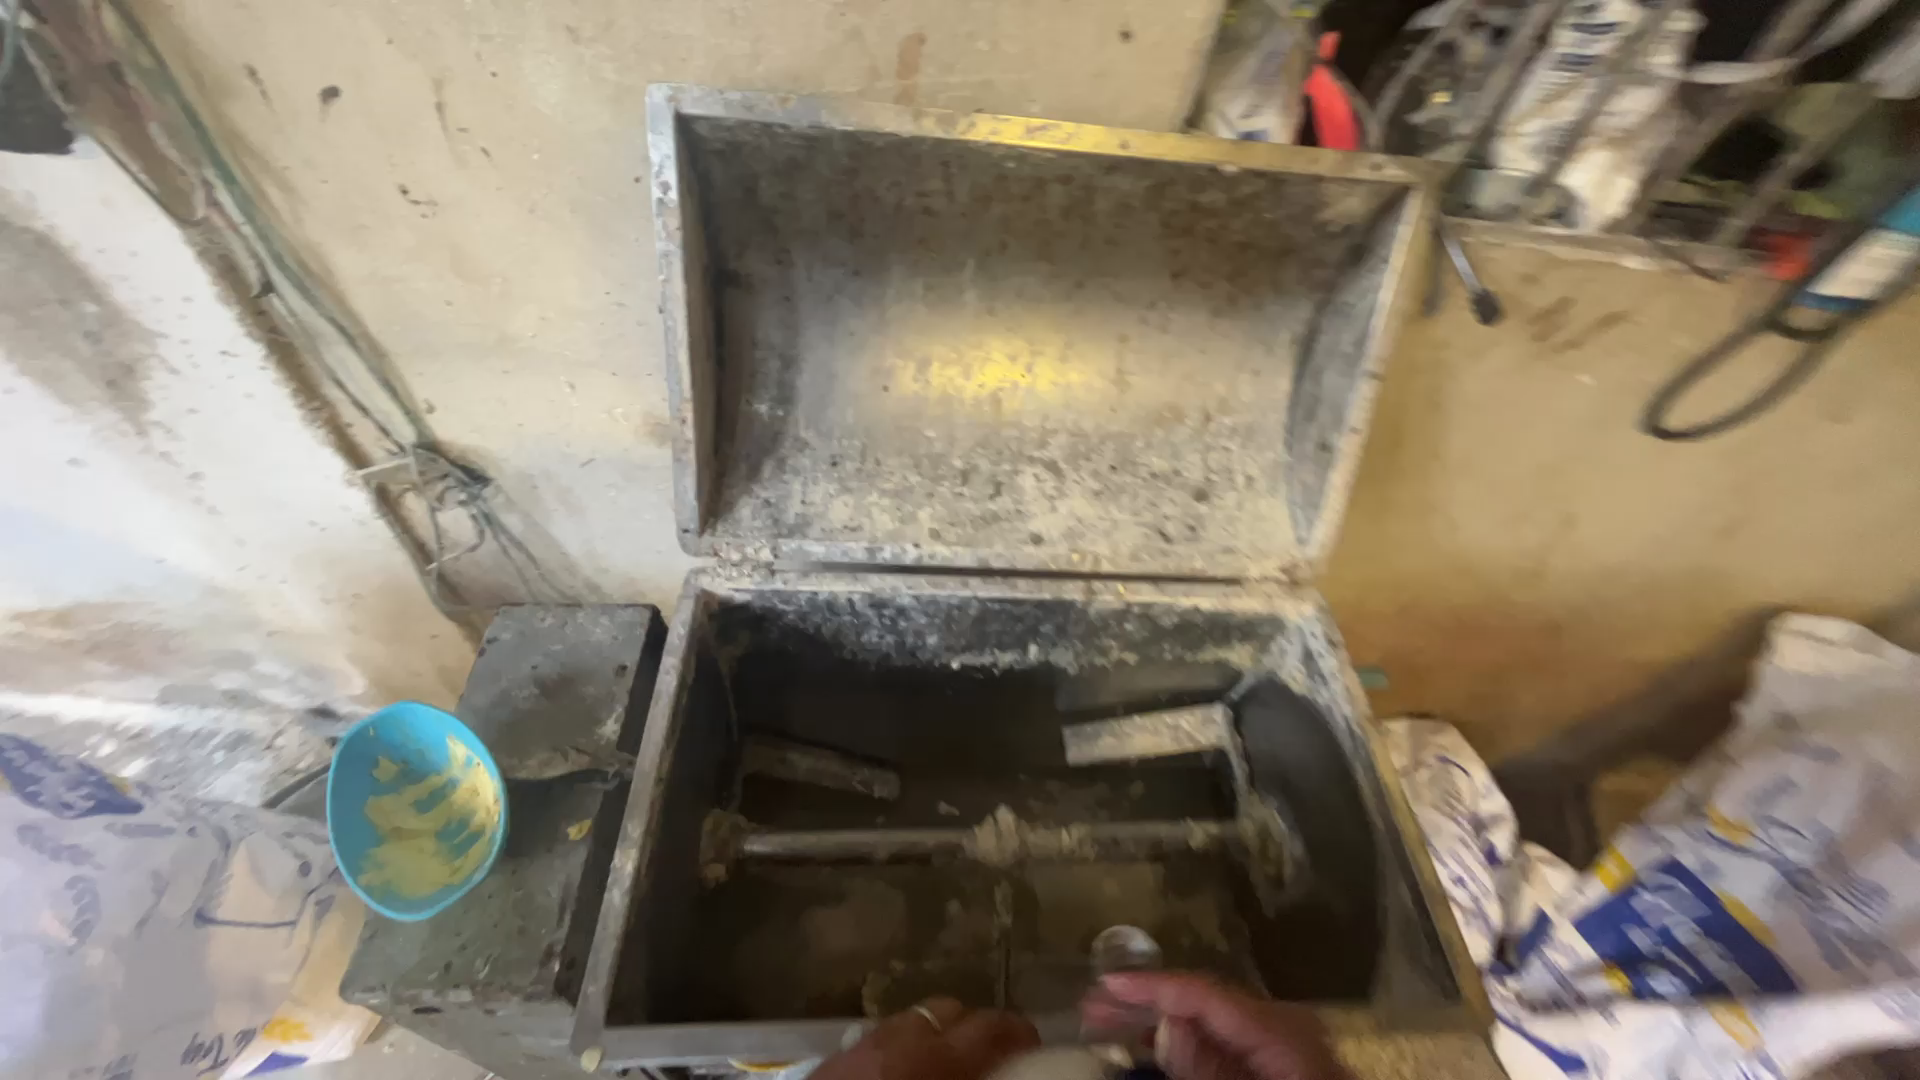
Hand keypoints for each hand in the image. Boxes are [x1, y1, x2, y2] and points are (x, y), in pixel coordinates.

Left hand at [811, 997, 1040, 1079]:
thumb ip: (972, 1075)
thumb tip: (993, 1068)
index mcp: (933, 1056)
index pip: (987, 1026)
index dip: (1016, 1030)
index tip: (1035, 1042)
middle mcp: (901, 1034)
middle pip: (949, 1008)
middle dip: (974, 1026)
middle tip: (992, 1057)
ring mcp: (866, 1040)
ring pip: (914, 1018)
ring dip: (938, 1033)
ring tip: (950, 1065)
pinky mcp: (839, 1056)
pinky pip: (884, 1035)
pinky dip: (904, 1044)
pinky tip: (907, 1074)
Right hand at [1082, 973, 1348, 1079]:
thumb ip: (1211, 1068)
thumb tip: (1166, 1026)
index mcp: (1278, 1027)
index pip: (1201, 992)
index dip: (1150, 985)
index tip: (1105, 984)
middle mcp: (1279, 1024)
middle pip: (1200, 1001)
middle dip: (1146, 1003)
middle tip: (1093, 1006)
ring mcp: (1282, 1044)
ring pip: (1210, 1023)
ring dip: (1161, 1024)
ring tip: (1112, 1025)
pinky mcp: (1280, 1063)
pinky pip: (1225, 1045)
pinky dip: (1189, 1045)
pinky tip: (1156, 1050)